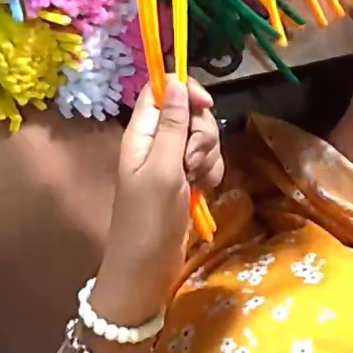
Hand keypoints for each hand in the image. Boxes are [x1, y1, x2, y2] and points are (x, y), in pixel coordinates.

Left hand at [92, 79, 221, 324]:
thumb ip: (171, 125)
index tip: (205, 107)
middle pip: (188, 112)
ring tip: (196, 180)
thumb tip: (176, 82)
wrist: (146, 271)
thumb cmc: (149, 219)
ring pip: (202, 137)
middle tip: (192, 160)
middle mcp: (156, 141)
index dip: (185, 90)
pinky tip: (204, 189)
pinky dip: (210, 171)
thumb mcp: (162, 168)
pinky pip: (207, 160)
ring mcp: (171, 160)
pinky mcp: (185, 178)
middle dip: (201, 131)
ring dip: (208, 155)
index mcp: (142, 132)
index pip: (162, 89)